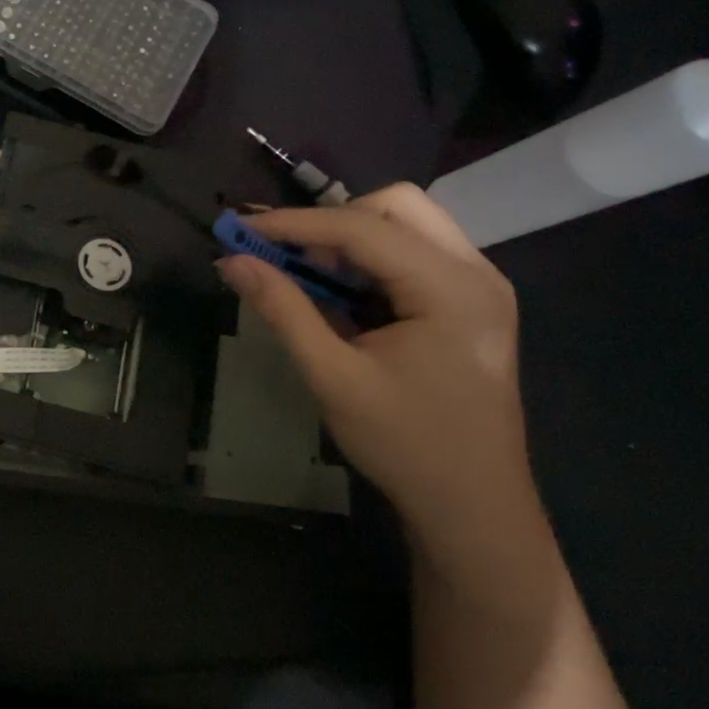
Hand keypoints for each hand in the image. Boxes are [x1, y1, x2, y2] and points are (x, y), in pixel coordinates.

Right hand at [215, 184, 530, 530]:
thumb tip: (230, 261)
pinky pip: (413, 254)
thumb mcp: (331, 375)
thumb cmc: (404, 441)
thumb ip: (282, 310)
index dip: (293, 224)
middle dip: (329, 221)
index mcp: (451, 289)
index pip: (363, 228)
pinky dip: (367, 259)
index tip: (237, 230)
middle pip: (397, 206)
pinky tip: (337, 292)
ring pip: (407, 224)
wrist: (473, 502)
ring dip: (347, 238)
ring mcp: (478, 286)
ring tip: (302, 274)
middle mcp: (475, 273)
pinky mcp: (468, 303)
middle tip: (281, 255)